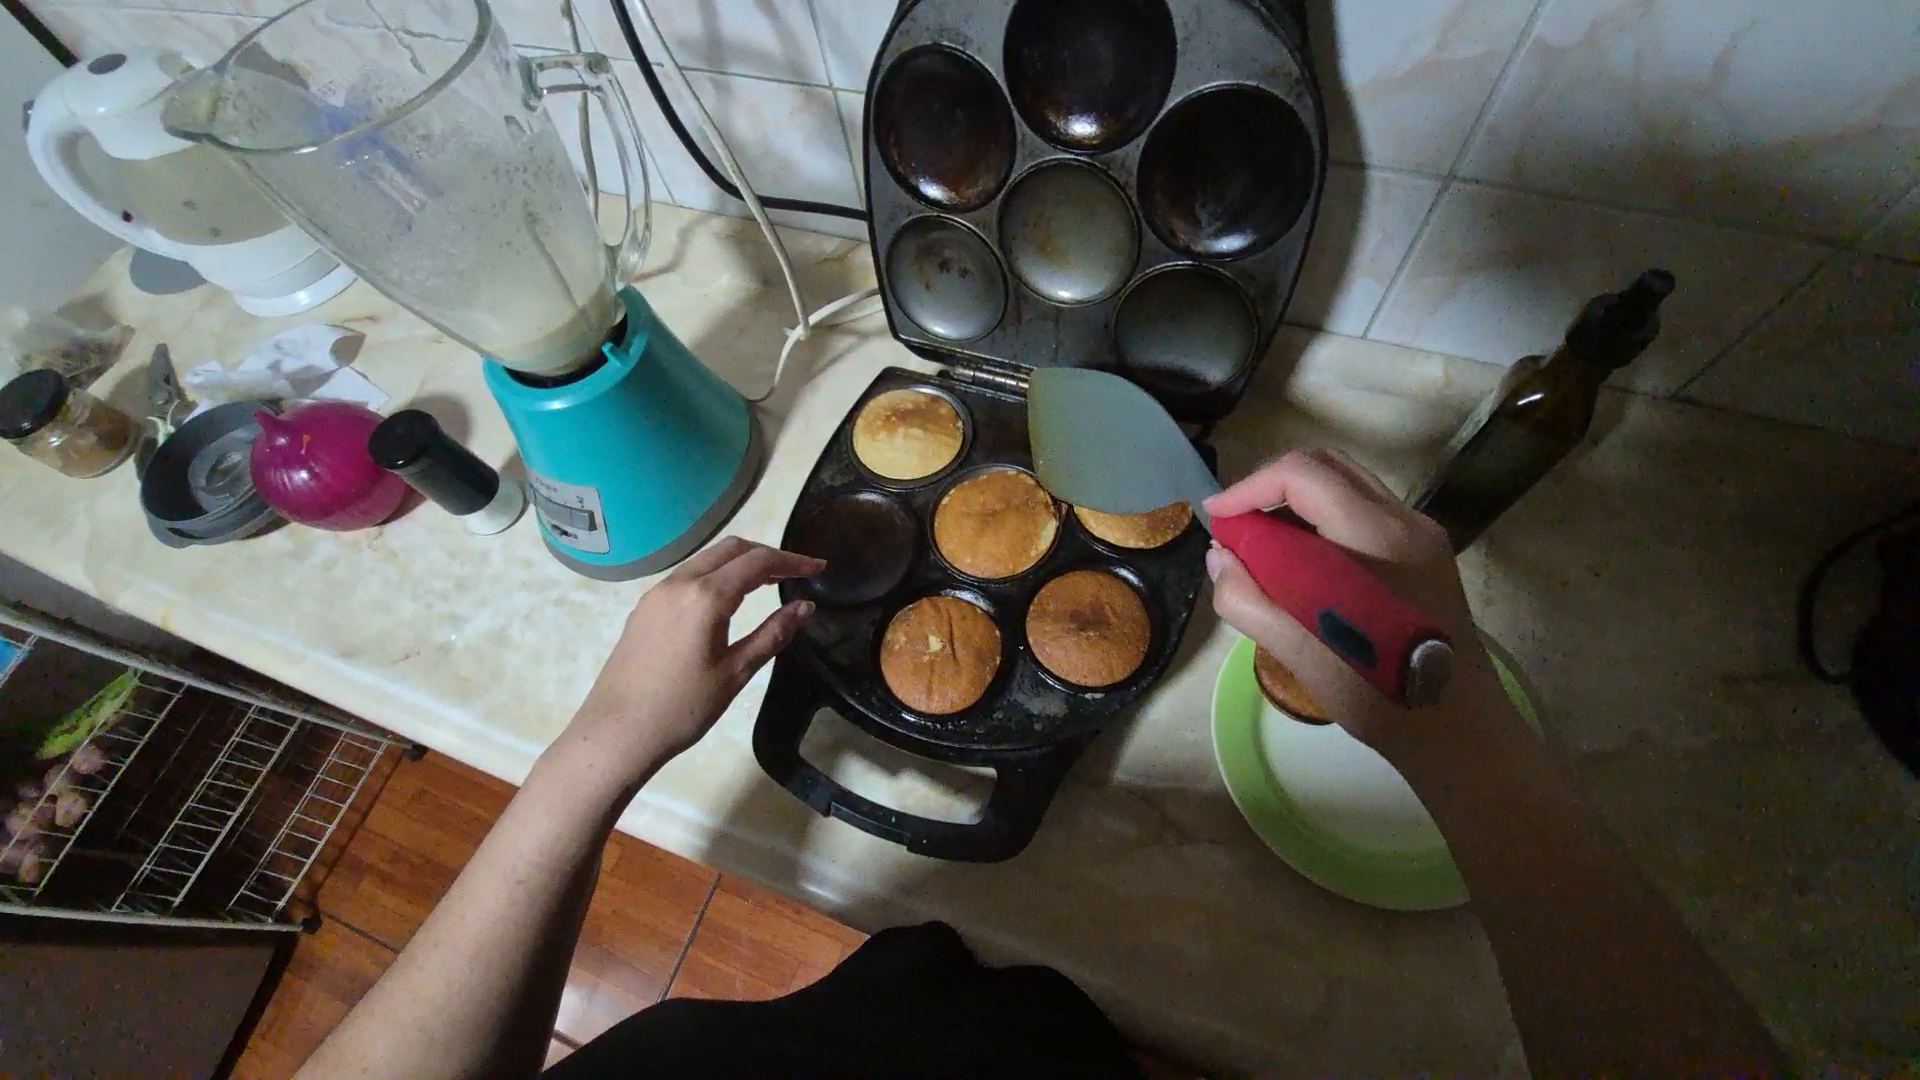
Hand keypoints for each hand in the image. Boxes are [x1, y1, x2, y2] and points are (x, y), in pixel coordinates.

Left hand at [546, 538, 823, 796]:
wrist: (615, 734)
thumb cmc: (682, 708)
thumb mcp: (736, 672)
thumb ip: (773, 633)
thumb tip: (806, 607)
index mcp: (705, 597)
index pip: (758, 562)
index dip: (793, 561)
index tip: (819, 568)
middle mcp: (679, 583)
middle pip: (732, 549)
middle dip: (768, 554)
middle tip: (797, 572)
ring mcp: (657, 593)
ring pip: (707, 559)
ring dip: (741, 562)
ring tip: (770, 581)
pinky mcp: (645, 607)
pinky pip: (689, 575)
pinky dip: (717, 573)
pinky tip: (730, 597)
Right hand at [1203, 449, 1518, 756]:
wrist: (1461, 733)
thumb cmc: (1379, 694)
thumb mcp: (1300, 654)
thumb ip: (1248, 599)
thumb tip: (1218, 557)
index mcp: (1377, 537)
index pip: (1302, 474)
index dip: (1249, 487)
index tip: (1216, 517)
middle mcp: (1404, 521)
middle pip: (1326, 466)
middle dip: (1269, 486)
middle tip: (1236, 523)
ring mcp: (1419, 536)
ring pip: (1344, 486)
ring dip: (1293, 502)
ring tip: (1260, 543)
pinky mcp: (1423, 555)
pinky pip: (1360, 513)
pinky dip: (1318, 521)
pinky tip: (1299, 563)